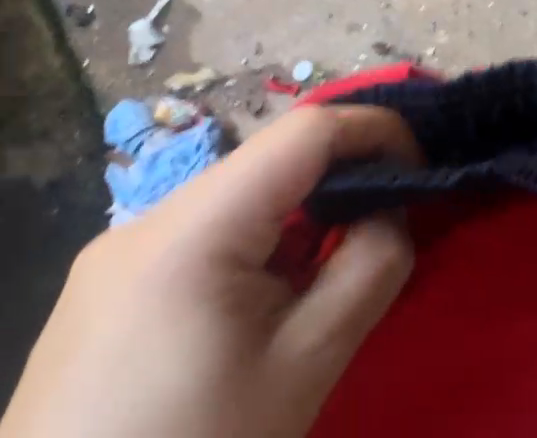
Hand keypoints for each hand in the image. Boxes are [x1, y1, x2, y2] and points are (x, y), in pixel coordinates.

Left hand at [0, 107, 420, 437]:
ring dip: (310, 209)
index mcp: (187, 233)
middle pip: (274, 159)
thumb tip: (389, 213)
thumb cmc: (203, 437)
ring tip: (344, 259)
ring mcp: (116, 257)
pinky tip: (281, 291)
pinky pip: (211, 229)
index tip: (424, 175)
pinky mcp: (110, 288)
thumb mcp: (314, 353)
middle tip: (398, 218)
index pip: (307, 131)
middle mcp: (141, 225)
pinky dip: (269, 237)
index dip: (382, 131)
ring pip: (245, 192)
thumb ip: (375, 260)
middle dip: (350, 175)